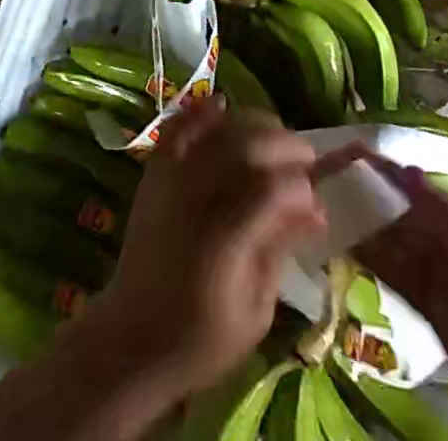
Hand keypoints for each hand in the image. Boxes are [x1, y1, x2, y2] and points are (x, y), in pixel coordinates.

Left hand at [84, 101, 325, 398]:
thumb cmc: (200, 339)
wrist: (129, 340)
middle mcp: (195, 201)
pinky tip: (222, 107)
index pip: (274, 189)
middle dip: (288, 147)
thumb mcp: (257, 311)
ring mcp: (170, 184)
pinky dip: (199, 112)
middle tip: (308, 166)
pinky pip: (176, 130)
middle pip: (249, 146)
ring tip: (276, 142)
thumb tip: (315, 210)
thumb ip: (281, 250)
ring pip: (219, 130)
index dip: (303, 187)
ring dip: (255, 125)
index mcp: (224, 243)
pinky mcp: (154, 178)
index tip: (317, 204)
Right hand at [350, 153, 447, 440]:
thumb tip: (414, 176)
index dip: (402, 179)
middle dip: (382, 203)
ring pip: (409, 254)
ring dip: (374, 235)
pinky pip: (408, 289)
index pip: (441, 199)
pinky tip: (353, 254)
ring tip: (331, 214)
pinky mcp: (447, 330)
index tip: (361, 158)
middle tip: (333, 186)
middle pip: (420, 224)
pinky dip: (381, 270)